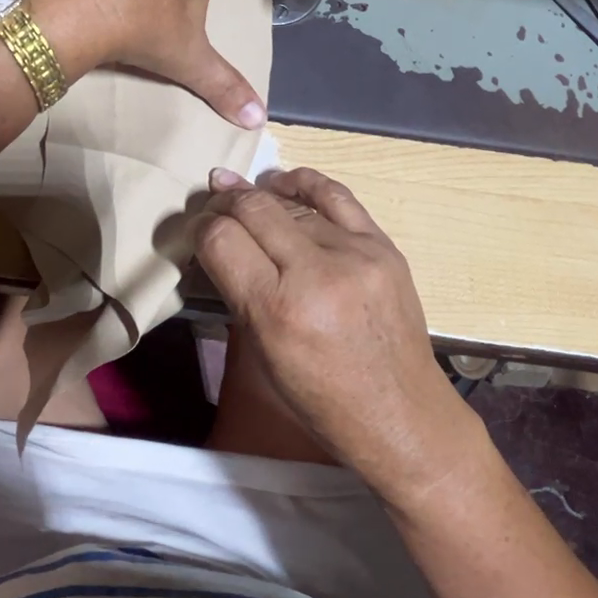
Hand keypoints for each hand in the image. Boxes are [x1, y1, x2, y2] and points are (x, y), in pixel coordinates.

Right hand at [197, 167, 475, 497]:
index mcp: (278, 309)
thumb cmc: (319, 396)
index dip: (201, 227)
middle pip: (253, 209)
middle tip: (213, 205)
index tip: (196, 230)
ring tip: (241, 196)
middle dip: (225, 203)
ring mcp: (356, 255)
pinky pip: (336, 196)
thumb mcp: (261, 349)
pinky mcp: (384, 247)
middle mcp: (317, 274)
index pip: (221, 239)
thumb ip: (237, 288)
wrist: (401, 414)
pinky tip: (283, 184)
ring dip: (258, 197)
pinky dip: (304, 184)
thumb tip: (213, 237)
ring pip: (290, 203)